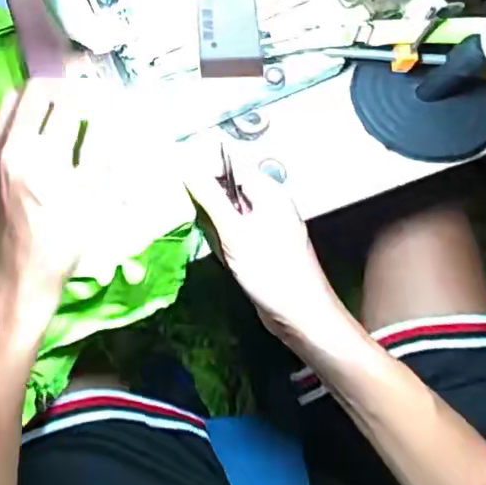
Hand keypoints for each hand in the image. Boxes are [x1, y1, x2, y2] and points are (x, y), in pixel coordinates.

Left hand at [0, 79, 93, 342]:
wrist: (16, 279)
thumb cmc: (61, 244)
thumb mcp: (91, 199)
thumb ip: (100, 150)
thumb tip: (109, 113)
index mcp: (42, 159)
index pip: (68, 104)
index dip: (92, 94)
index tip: (105, 93)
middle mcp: (12, 147)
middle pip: (38, 90)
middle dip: (66, 86)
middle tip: (85, 95)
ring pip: (14, 97)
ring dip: (40, 94)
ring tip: (61, 104)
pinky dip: (19, 108)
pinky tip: (37, 120)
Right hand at [183, 150, 347, 345]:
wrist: (302, 318)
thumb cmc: (272, 272)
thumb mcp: (233, 232)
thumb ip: (209, 197)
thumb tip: (187, 169)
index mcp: (268, 191)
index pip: (229, 166)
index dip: (204, 173)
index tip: (182, 185)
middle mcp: (270, 202)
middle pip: (227, 191)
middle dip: (212, 209)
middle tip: (211, 230)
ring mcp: (268, 225)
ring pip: (229, 215)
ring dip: (219, 231)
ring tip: (225, 251)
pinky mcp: (263, 245)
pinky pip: (236, 234)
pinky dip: (227, 244)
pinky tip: (231, 261)